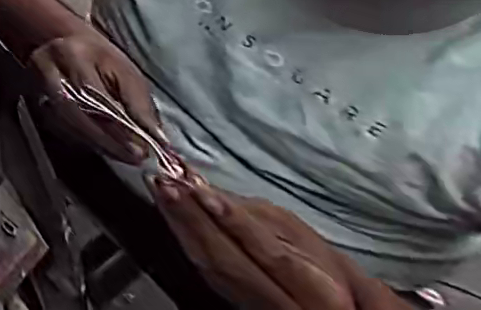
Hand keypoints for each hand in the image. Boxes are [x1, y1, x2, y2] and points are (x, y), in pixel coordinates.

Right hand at [31, 29, 164, 162]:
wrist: (67, 44)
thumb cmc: (102, 59)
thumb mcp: (128, 74)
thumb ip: (140, 105)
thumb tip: (154, 140)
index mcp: (71, 54)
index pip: (90, 94)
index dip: (115, 124)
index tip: (139, 150)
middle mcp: (45, 65)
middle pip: (69, 108)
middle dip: (101, 138)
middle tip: (129, 156)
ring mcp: (33, 79)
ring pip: (60, 118)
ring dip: (92, 140)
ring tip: (120, 153)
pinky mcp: (31, 92)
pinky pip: (54, 121)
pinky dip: (80, 137)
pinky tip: (100, 143)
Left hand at [153, 178, 373, 309]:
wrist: (320, 301)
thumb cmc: (312, 261)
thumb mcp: (296, 234)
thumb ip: (253, 214)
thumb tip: (207, 188)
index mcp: (316, 288)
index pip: (272, 255)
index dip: (235, 220)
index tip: (201, 189)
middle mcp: (285, 304)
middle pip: (230, 260)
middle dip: (192, 217)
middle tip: (166, 183)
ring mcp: (252, 304)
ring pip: (207, 264)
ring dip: (178, 221)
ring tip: (159, 187)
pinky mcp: (228, 298)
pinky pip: (199, 266)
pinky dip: (180, 233)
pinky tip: (165, 208)